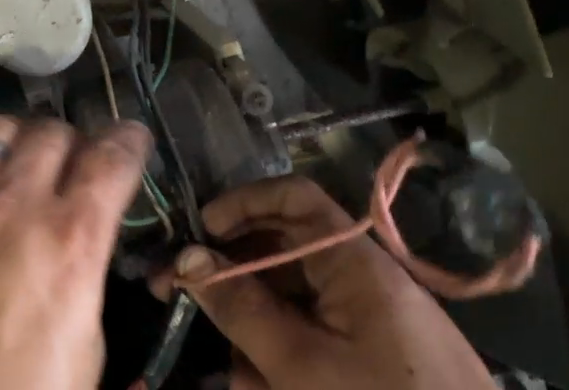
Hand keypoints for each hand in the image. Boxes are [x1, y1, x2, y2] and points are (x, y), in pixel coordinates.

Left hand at [0, 103, 152, 389]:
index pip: (111, 160)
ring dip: (19, 134)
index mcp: (71, 241)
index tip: (129, 137)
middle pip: (53, 134)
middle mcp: (17, 202)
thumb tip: (82, 241)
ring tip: (21, 150)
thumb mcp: (83, 347)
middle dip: (71, 143)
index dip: (127, 141)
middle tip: (70, 160)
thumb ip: (84, 273)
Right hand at [149, 176, 496, 389]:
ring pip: (296, 306)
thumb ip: (241, 307)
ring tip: (247, 384)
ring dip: (258, 337)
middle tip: (184, 305)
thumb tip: (187, 255)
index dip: (242, 203)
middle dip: (236, 285)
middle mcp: (368, 281)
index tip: (200, 232)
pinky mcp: (384, 362)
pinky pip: (320, 340)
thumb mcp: (300, 365)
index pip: (293, 197)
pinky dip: (289, 361)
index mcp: (358, 264)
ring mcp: (378, 325)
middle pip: (284, 255)